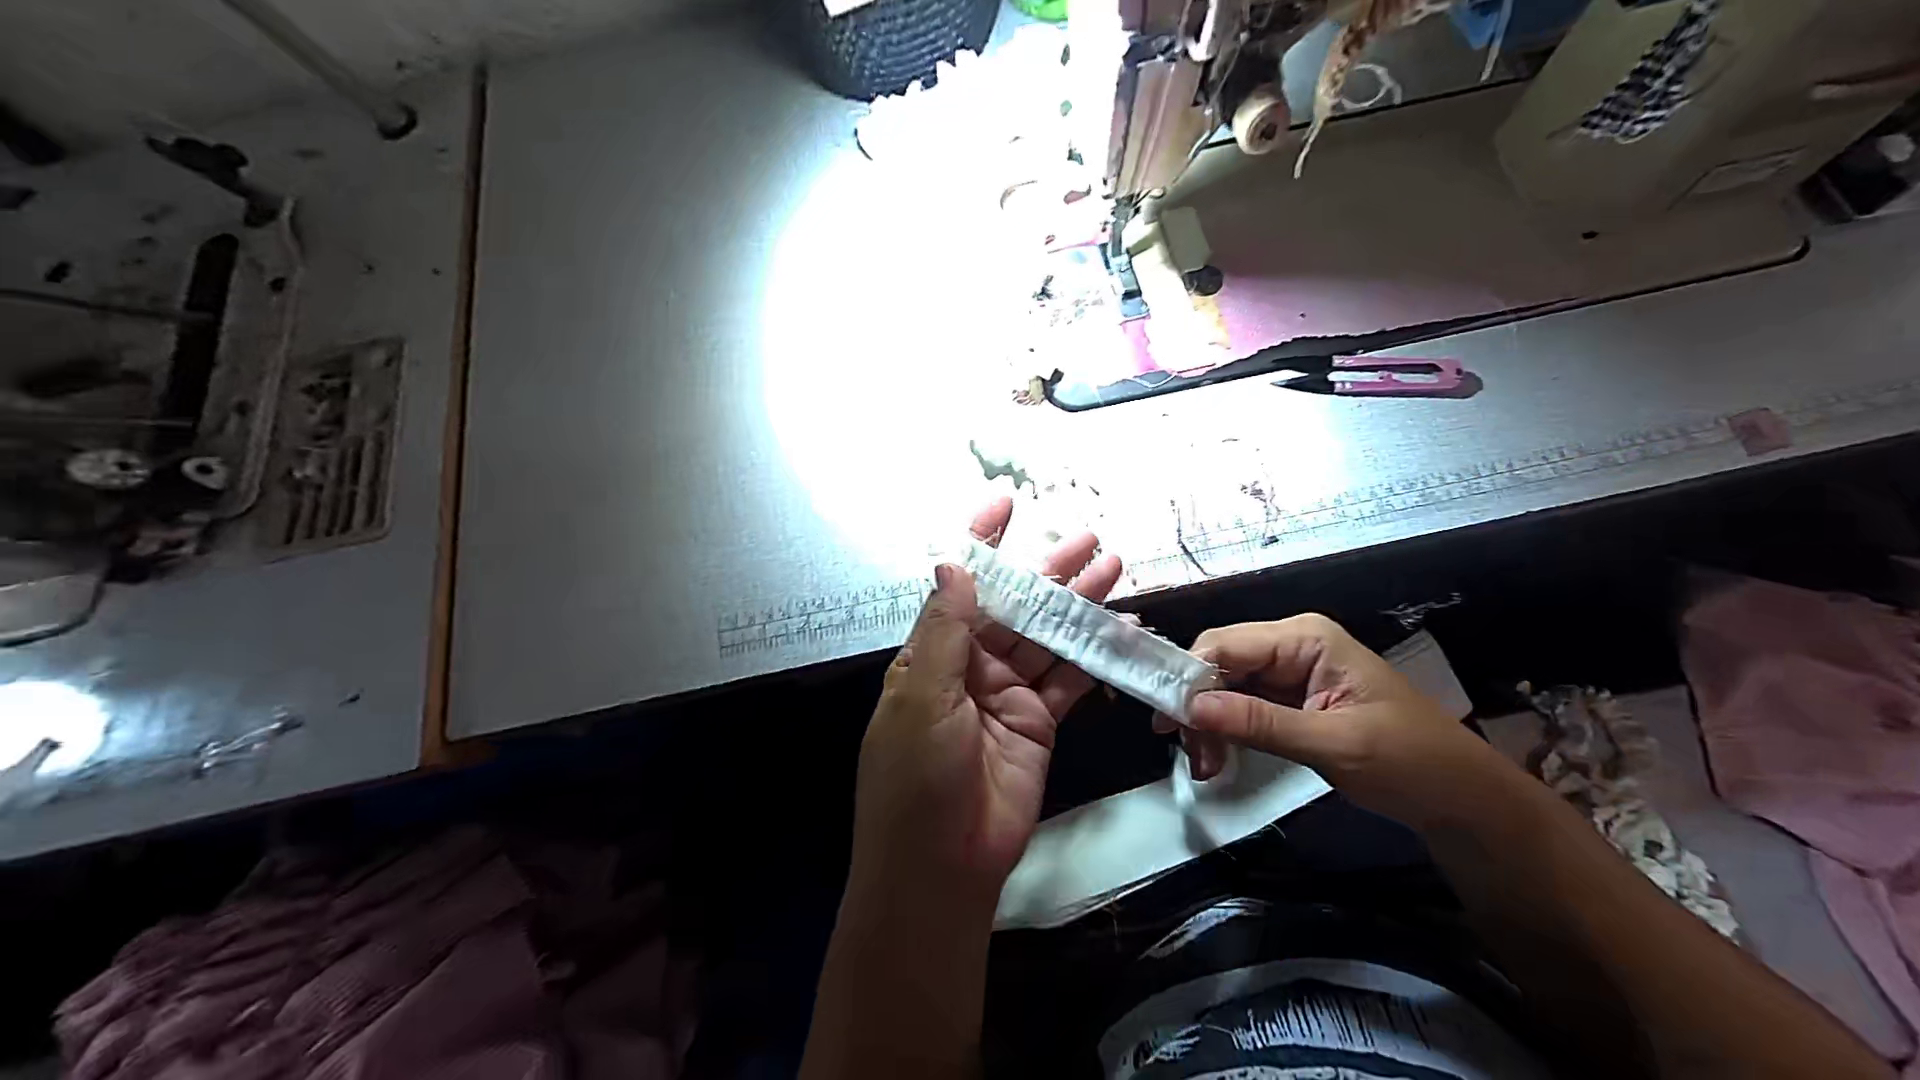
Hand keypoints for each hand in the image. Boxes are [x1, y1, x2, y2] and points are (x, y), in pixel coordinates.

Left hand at [849, 497, 1122, 905]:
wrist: (942, 865)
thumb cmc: (917, 777)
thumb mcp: (923, 697)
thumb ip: (945, 631)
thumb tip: (952, 565)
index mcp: (932, 654)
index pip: (958, 587)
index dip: (980, 544)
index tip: (1005, 504)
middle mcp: (969, 666)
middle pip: (1014, 607)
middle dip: (1048, 571)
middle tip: (1088, 538)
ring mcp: (1006, 693)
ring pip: (1047, 638)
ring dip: (1078, 605)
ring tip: (1114, 568)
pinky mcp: (1038, 722)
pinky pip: (1069, 680)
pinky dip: (1094, 656)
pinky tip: (1122, 630)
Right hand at [1178, 614, 1519, 830]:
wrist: (1462, 800)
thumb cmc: (1411, 762)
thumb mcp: (1334, 744)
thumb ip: (1259, 722)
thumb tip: (1189, 707)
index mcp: (1304, 638)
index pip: (1225, 644)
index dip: (1188, 676)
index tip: (1166, 719)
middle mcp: (1289, 645)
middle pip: (1217, 663)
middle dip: (1196, 705)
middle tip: (1187, 752)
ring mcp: (1287, 672)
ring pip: (1221, 687)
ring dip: (1206, 723)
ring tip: (1204, 766)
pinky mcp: (1286, 700)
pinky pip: (1238, 706)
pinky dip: (1222, 731)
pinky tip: (1215, 757)